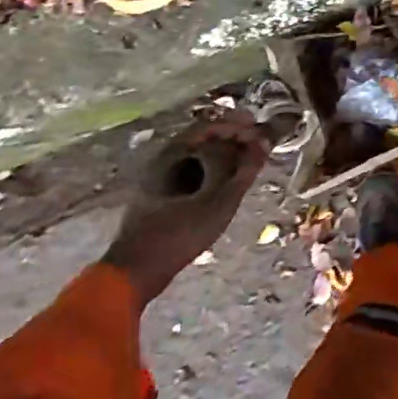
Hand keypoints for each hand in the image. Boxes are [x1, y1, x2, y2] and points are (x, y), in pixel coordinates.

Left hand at [101, 117, 267, 307]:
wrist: (135, 273)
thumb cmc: (178, 234)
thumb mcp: (219, 201)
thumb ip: (244, 169)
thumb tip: (262, 141)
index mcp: (171, 157)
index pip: (209, 126)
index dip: (239, 125)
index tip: (262, 131)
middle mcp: (163, 161)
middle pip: (204, 138)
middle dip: (236, 138)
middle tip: (262, 145)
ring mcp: (160, 180)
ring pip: (200, 155)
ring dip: (228, 154)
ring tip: (252, 162)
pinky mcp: (162, 196)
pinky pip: (195, 171)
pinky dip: (217, 169)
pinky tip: (232, 181)